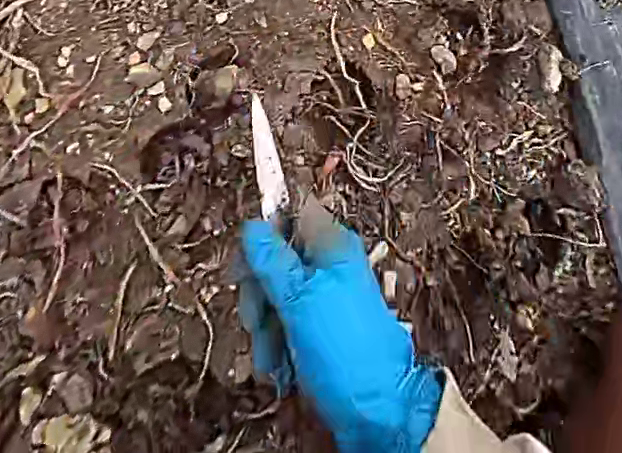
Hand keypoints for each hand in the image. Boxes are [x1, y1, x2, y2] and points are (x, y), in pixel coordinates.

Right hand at [238, 200, 442, 452]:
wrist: (377, 410)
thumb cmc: (343, 350)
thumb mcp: (299, 301)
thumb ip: (272, 260)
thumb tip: (252, 224)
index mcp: (331, 243)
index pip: (291, 211)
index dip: (264, 231)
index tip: (243, 263)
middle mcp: (329, 262)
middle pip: (277, 255)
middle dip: (259, 290)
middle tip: (257, 319)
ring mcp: (325, 293)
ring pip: (277, 290)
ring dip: (265, 323)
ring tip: (271, 353)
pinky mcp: (320, 322)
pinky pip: (287, 318)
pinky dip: (277, 339)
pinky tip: (278, 364)